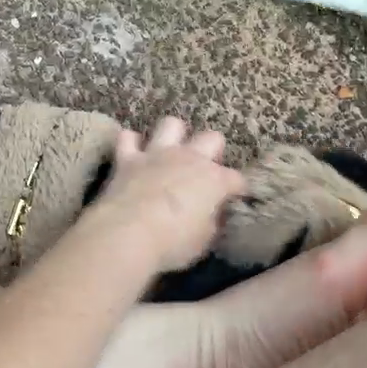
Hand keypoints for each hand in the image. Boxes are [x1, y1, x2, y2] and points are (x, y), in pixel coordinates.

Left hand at [81, 117, 245, 272]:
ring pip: (171, 125)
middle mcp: (189, 158)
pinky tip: (133, 153)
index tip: (237, 196)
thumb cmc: (173, 242)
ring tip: (170, 151)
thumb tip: (213, 214)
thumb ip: (211, 221)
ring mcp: (158, 153)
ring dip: (173, 136)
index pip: (236, 179)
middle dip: (213, 150)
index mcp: (214, 180)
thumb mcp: (204, 241)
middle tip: (206, 169)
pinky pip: (128, 138)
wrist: (130, 233)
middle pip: (211, 138)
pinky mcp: (129, 158)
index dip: (238, 188)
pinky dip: (131, 144)